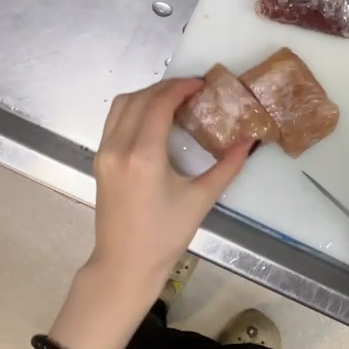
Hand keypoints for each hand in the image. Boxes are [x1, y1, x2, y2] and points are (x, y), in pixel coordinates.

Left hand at [87, 78, 254, 299]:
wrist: (125, 264)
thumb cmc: (164, 236)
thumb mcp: (200, 200)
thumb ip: (226, 167)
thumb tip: (249, 142)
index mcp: (143, 156)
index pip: (159, 104)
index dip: (181, 87)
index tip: (201, 84)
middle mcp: (119, 147)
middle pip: (139, 98)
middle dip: (166, 88)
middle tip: (192, 90)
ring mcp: (105, 153)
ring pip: (121, 105)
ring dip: (147, 96)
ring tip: (174, 101)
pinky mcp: (100, 161)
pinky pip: (114, 121)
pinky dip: (134, 110)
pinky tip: (154, 120)